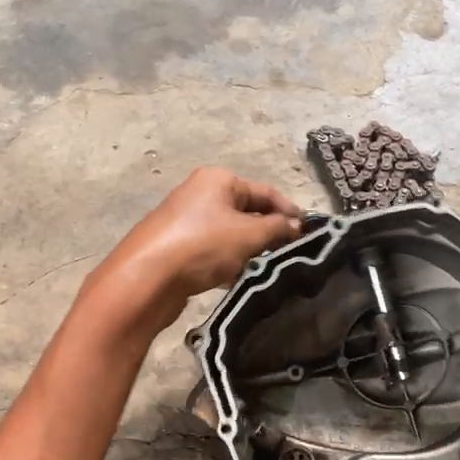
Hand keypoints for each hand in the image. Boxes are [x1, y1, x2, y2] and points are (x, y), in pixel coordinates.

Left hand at [94, 167, 302, 327]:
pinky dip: (230, 263)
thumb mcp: (249, 235)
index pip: (266, 192)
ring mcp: (188, 220)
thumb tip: (298, 227)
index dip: (290, 211)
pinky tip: (238, 280)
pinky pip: (215, 251)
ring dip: (250, 251)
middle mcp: (202, 193)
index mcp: (219, 179)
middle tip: (291, 254)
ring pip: (232, 234)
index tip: (310, 233)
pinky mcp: (180, 246)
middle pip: (248, 212)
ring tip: (268, 270)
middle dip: (269, 233)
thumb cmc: (203, 246)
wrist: (148, 276)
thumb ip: (278, 229)